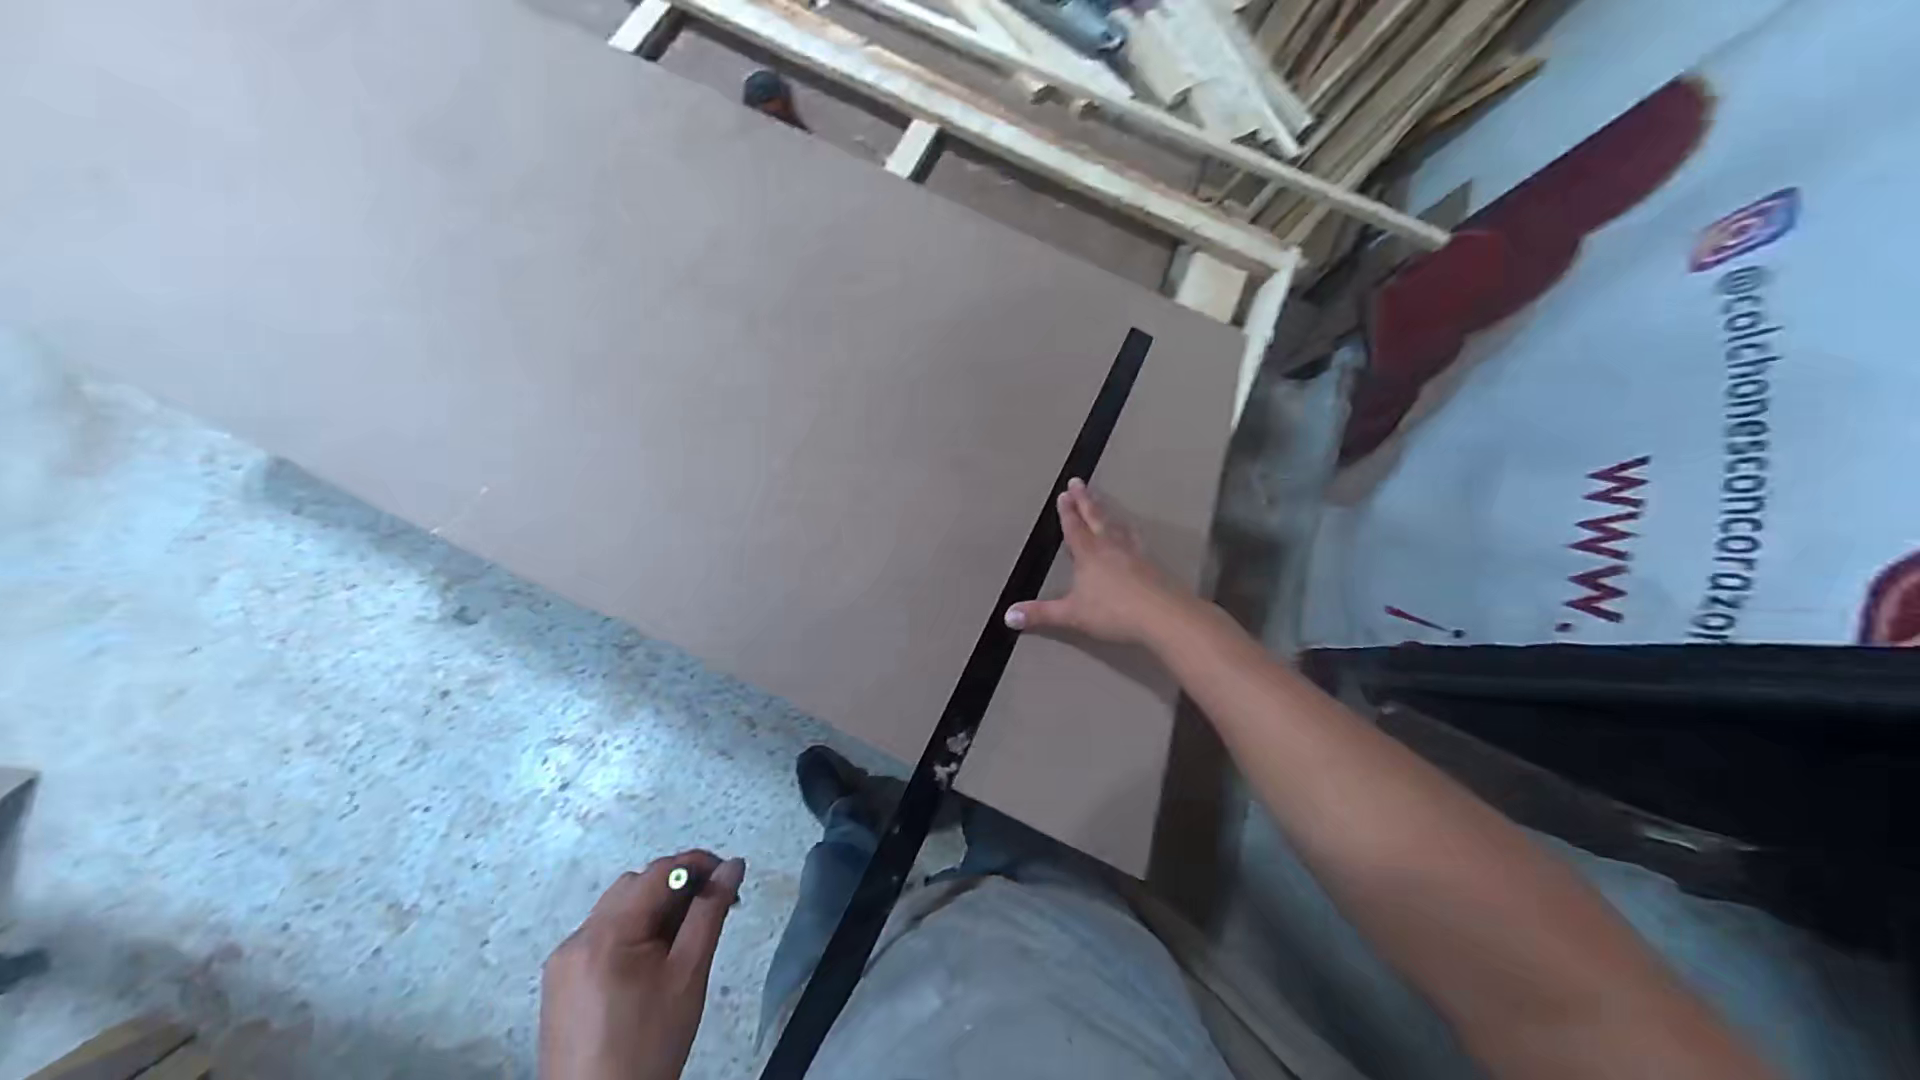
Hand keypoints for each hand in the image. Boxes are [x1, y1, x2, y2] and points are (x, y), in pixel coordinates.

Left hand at [539, 851, 746, 1079]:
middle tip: (713, 909)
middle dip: (678, 887)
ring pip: (619, 908)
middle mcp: (577, 938)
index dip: (698, 865)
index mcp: (607, 934)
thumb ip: (711, 911)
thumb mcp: (689, 974)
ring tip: (686, 938)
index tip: (730, 876)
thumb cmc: (649, 1044)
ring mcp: (563, 961)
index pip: (659, 873)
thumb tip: (732, 866)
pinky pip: (603, 936)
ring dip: (656, 908)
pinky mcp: (560, 982)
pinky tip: (653, 961)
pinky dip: (633, 932)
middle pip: (637, 885)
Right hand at [1003, 478, 1189, 646]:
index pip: (1074, 528)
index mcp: (1088, 554)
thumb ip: (1041, 614)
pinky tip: (1132, 535)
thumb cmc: (1113, 612)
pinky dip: (1128, 532)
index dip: (1067, 512)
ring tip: (1102, 503)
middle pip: (1095, 517)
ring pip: (1116, 526)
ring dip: (1107, 512)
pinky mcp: (1151, 564)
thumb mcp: (1072, 614)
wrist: (1162, 615)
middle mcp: (1110, 547)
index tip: (1064, 494)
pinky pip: (1135, 540)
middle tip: (1079, 482)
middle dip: (1085, 500)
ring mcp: (1133, 553)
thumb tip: (1008, 615)